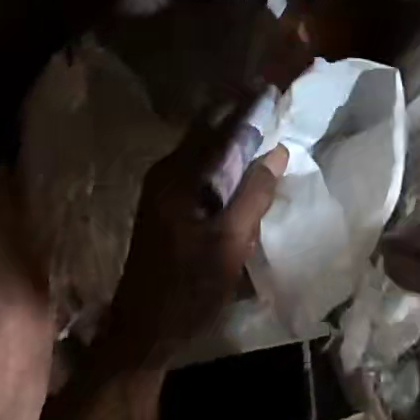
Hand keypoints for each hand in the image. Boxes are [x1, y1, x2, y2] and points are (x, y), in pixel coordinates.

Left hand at [92, 103, 288, 371]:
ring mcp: (162, 184)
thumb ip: (254, 194)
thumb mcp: (230, 244)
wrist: (142, 331)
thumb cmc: (188, 288)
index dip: (249, 107)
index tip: (272, 88)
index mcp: (180, 174)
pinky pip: (197, 162)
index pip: (221, 127)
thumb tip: (277, 152)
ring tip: (260, 123)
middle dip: (237, 112)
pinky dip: (220, 153)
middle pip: (206, 127)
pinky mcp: (164, 200)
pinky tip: (238, 161)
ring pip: (201, 144)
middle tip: (269, 102)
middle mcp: (167, 169)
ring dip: (229, 131)